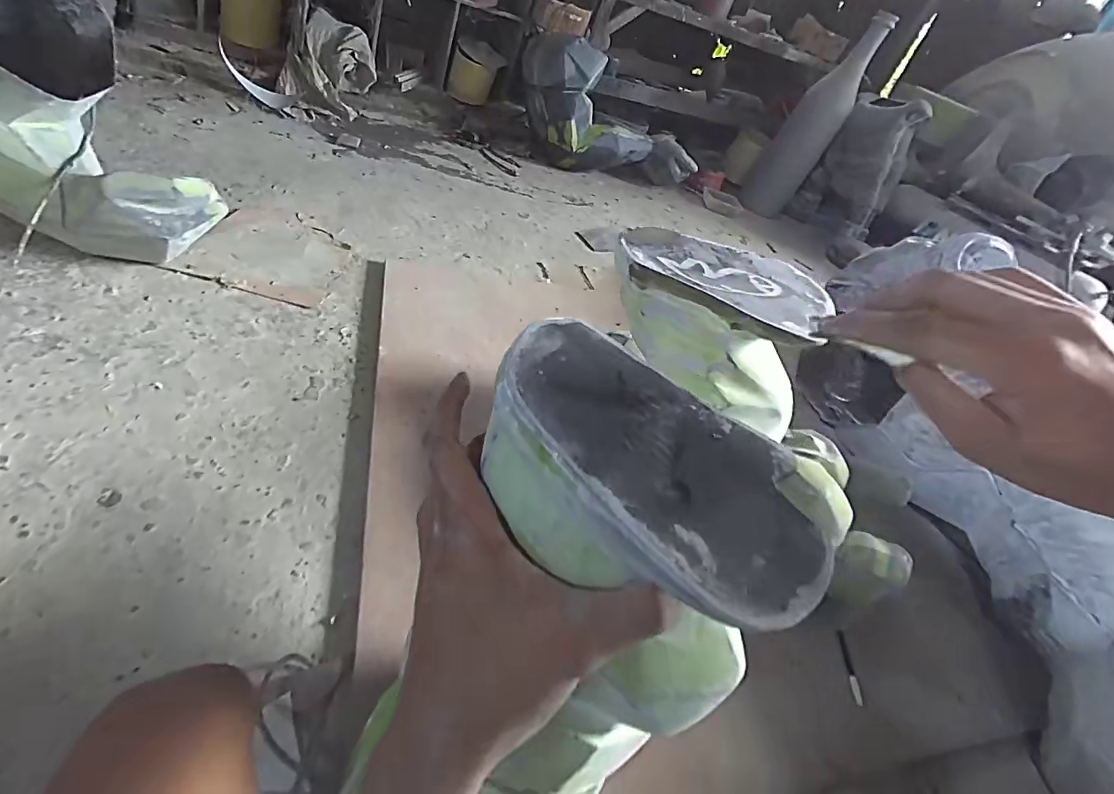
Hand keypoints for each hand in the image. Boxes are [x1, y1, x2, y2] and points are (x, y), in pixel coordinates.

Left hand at [364, 374, 670, 793]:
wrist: (443, 732)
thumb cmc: (497, 671)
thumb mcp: (575, 638)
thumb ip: (632, 610)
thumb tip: (679, 583)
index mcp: (463, 529)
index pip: (440, 451)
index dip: (445, 410)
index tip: (460, 380)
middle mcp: (440, 537)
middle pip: (442, 470)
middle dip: (469, 440)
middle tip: (515, 431)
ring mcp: (433, 564)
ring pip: (442, 501)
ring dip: (467, 477)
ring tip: (513, 472)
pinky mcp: (437, 590)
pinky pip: (448, 531)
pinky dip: (468, 513)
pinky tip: (507, 538)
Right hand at [822, 268, 1113, 529]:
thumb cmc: (1081, 471)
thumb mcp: (991, 448)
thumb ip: (935, 398)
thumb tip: (901, 360)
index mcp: (1022, 360)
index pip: (923, 328)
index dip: (870, 325)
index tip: (834, 326)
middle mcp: (1043, 321)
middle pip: (944, 287)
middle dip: (889, 296)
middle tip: (856, 312)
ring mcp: (1065, 308)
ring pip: (972, 276)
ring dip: (921, 287)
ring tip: (890, 305)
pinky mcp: (1076, 308)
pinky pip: (1005, 279)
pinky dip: (963, 284)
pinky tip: (944, 299)